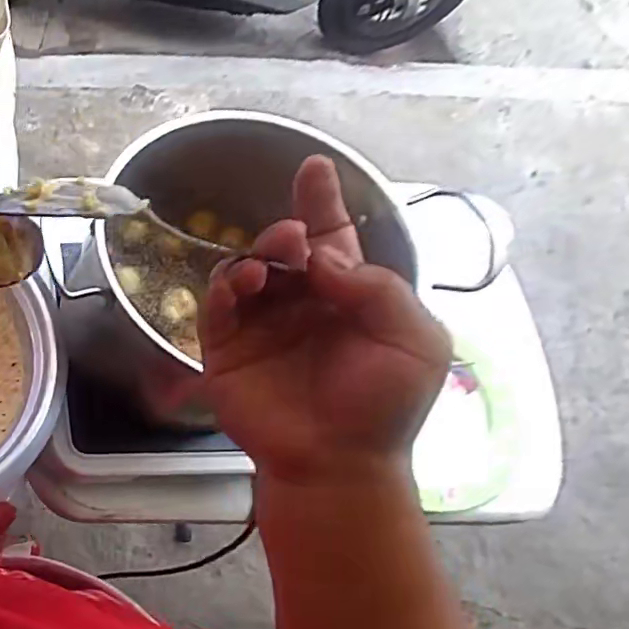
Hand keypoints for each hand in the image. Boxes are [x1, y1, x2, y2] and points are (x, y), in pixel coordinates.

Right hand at [200, 156, 451, 485]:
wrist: (335, 460)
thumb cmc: (382, 406)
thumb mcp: (413, 340)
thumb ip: (378, 289)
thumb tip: (322, 258)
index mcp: (347, 298)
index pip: (332, 241)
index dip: (322, 204)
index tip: (313, 168)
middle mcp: (300, 306)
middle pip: (284, 251)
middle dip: (286, 234)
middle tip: (291, 240)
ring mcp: (260, 327)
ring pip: (244, 273)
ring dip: (253, 259)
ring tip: (264, 270)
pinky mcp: (225, 349)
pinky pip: (215, 309)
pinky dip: (222, 291)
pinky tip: (239, 288)